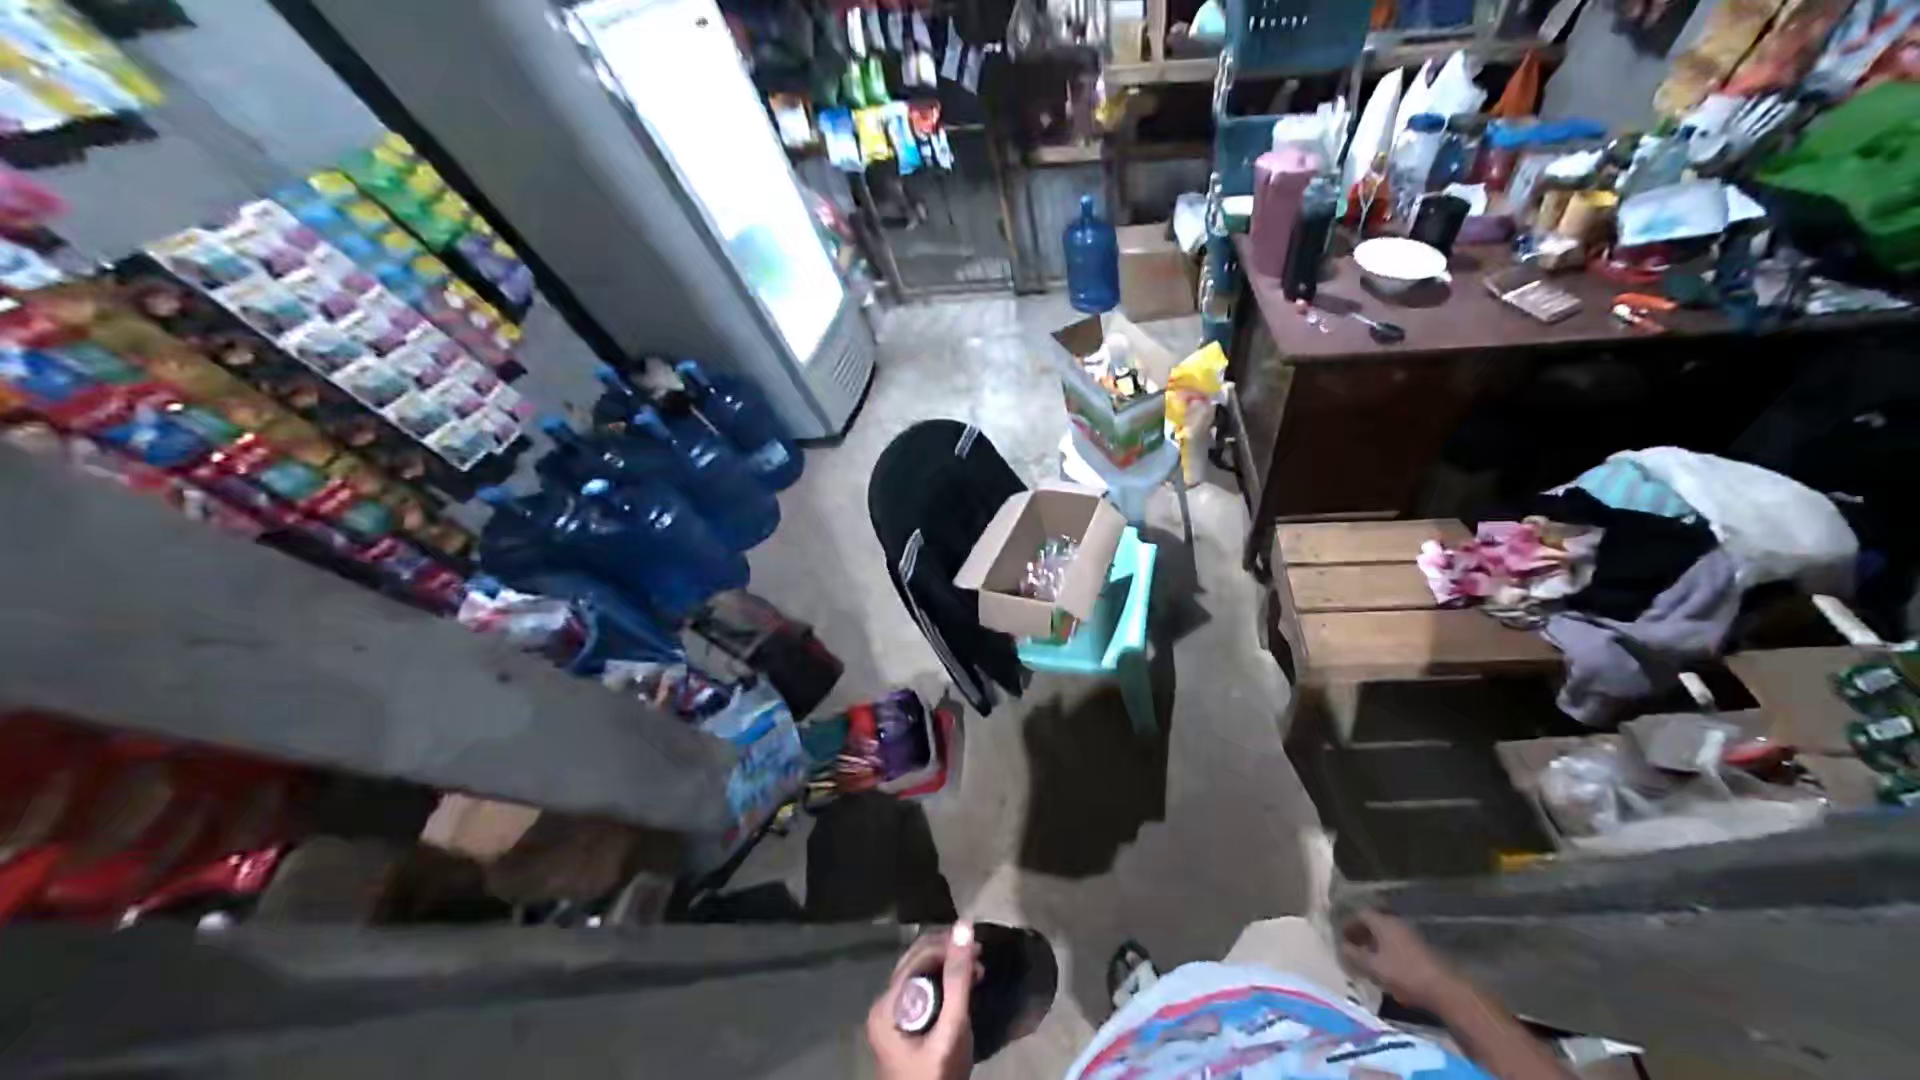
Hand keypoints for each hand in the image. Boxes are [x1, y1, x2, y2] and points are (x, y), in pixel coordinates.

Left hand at [867, 922, 979, 1079]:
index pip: (917, 959)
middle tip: (979, 954)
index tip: (978, 946)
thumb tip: (964, 928)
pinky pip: (924, 993)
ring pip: (921, 976)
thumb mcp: (951, 1031)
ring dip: (948, 968)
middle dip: (948, 953)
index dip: (946, 946)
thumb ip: (958, 981)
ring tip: (977, 969)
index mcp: (886, 1007)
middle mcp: (884, 1007)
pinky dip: (945, 986)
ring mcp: (893, 1019)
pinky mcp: (905, 1029)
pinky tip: (964, 988)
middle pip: (916, 963)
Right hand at [1340, 911, 1460, 1009]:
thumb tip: (1342, 947)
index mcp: (1383, 923)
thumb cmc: (1405, 975)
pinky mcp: (1423, 951)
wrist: (1446, 992)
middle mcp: (1397, 924)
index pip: (1360, 915)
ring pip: (1388, 935)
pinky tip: (1388, 967)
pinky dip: (1388, 951)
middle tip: (1353, 947)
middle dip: (1362, 934)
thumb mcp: (1374, 967)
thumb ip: (1355, 956)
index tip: (1342, 937)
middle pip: (1375, 924)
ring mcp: (1412, 937)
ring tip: (1368, 959)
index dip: (1349, 924)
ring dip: (1376, 944)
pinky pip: (1399, 945)